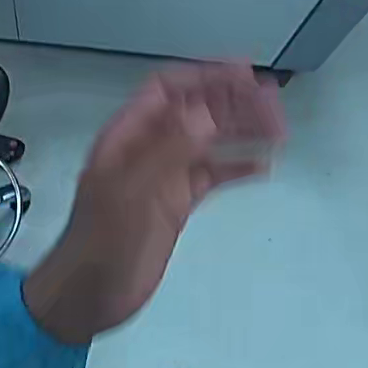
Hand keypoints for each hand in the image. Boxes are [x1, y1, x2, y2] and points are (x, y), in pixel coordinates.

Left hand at [23, 64, 284, 343]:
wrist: (89, 294)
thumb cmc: (103, 241)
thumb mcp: (132, 192)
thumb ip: (168, 151)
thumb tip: (206, 110)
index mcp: (126, 136)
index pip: (166, 91)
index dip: (202, 76)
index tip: (244, 73)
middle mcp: (145, 149)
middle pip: (192, 112)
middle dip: (230, 102)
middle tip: (274, 102)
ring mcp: (161, 176)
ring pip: (205, 142)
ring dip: (238, 131)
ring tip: (278, 128)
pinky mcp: (174, 204)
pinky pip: (209, 176)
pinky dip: (234, 168)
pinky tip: (262, 165)